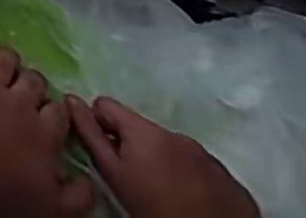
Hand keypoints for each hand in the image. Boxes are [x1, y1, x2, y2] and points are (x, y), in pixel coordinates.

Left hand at [0, 30, 92, 217]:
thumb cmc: (4, 197)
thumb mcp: (55, 209)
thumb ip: (78, 196)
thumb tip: (91, 181)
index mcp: (45, 133)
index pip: (59, 113)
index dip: (58, 111)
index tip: (56, 112)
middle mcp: (19, 104)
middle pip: (33, 82)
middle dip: (35, 82)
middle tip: (32, 85)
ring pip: (3, 62)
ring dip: (8, 58)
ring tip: (9, 56)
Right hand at [67, 95, 258, 217]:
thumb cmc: (152, 210)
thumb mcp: (113, 175)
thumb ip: (89, 133)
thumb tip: (71, 98)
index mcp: (145, 130)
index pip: (106, 105)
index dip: (99, 125)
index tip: (106, 152)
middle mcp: (178, 135)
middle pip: (142, 129)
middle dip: (134, 147)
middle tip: (135, 179)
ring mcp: (210, 158)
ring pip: (172, 149)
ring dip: (164, 161)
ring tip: (166, 193)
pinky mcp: (235, 183)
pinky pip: (203, 170)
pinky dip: (193, 179)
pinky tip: (194, 202)